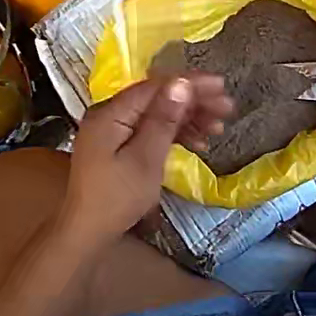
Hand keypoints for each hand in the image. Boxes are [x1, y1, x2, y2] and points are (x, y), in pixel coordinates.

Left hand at [59, 75, 231, 242]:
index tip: (222, 86)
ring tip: (218, 127)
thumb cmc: (118, 197)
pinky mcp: (120, 146)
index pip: (156, 87)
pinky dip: (175, 134)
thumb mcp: (146, 158)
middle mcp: (110, 115)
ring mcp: (114, 130)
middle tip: (227, 108)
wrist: (88, 232)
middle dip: (194, 101)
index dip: (191, 83)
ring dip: (189, 119)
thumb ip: (164, 119)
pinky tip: (199, 143)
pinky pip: (151, 130)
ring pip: (158, 114)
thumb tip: (182, 84)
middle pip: (158, 98)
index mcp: (111, 113)